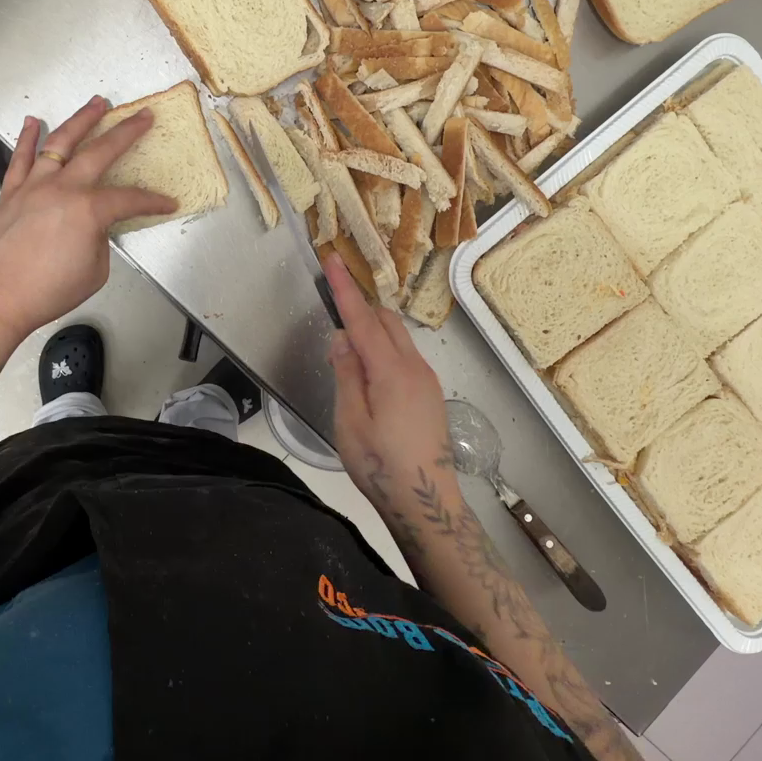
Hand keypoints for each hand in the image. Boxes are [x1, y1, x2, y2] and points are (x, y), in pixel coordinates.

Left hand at [0, 96, 176, 342]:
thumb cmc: (49, 292)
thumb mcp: (94, 271)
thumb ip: (99, 239)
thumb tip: (92, 225)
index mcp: (88, 210)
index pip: (129, 199)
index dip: (152, 201)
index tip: (168, 203)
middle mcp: (62, 188)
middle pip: (100, 151)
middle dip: (126, 132)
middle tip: (143, 115)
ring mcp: (33, 187)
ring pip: (59, 143)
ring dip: (80, 120)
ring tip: (96, 103)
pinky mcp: (10, 194)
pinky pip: (20, 159)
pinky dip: (27, 138)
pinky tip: (34, 122)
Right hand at [323, 255, 454, 501]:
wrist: (426, 502)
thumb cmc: (380, 465)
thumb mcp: (350, 421)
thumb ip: (346, 373)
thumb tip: (343, 336)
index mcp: (391, 371)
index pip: (363, 319)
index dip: (344, 288)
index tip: (331, 258)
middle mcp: (415, 367)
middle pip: (386, 321)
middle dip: (360, 306)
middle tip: (332, 303)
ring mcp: (427, 380)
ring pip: (397, 338)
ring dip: (372, 329)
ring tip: (345, 345)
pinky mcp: (430, 394)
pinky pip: (404, 356)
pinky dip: (383, 349)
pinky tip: (368, 371)